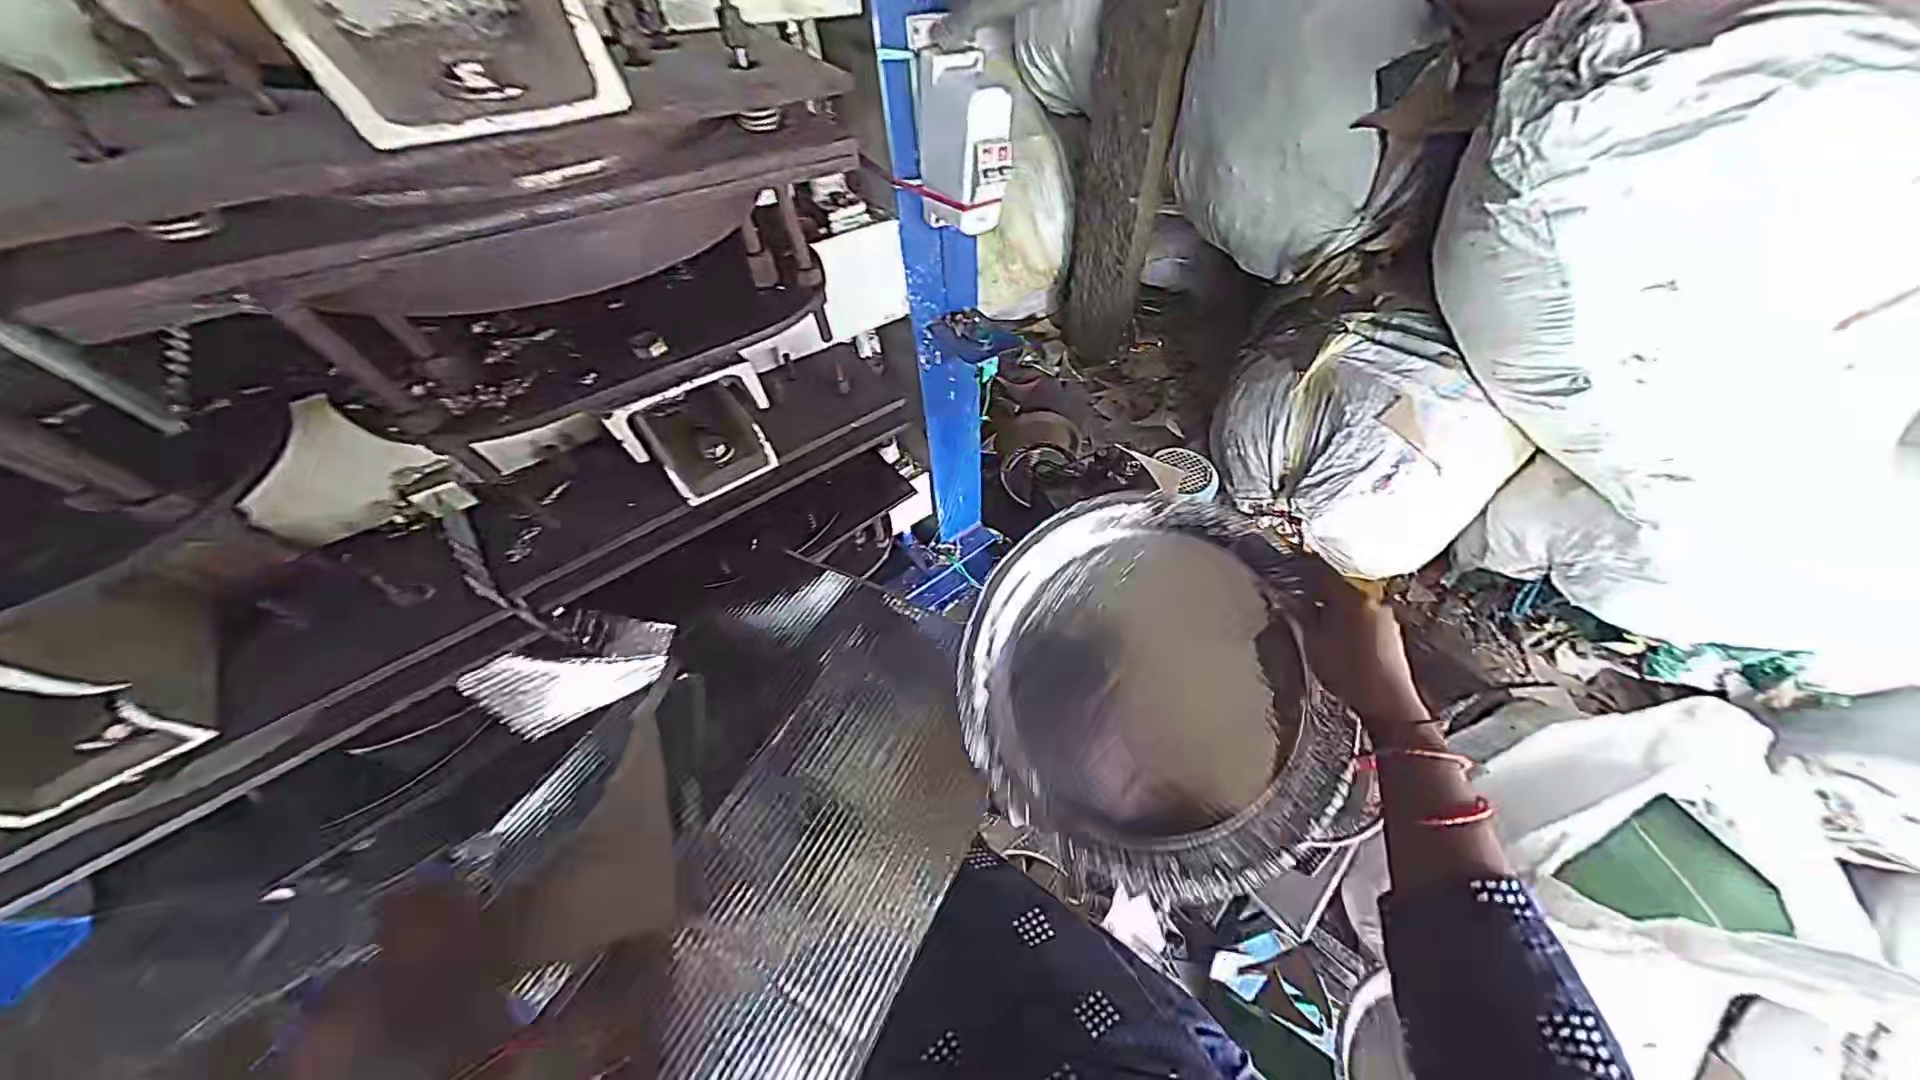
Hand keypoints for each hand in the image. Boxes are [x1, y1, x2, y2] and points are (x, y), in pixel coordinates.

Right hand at [1294, 562, 1429, 737]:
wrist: (1388, 702)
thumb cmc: (1349, 672)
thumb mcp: (1313, 641)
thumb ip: (1301, 614)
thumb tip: (1290, 599)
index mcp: (1352, 597)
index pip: (1321, 572)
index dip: (1299, 570)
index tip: (1285, 570)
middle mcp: (1372, 600)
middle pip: (1337, 584)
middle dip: (1315, 588)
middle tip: (1294, 594)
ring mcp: (1383, 616)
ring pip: (1349, 599)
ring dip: (1331, 603)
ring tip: (1312, 615)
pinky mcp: (1389, 632)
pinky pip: (1360, 614)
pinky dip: (1345, 616)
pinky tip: (1334, 632)